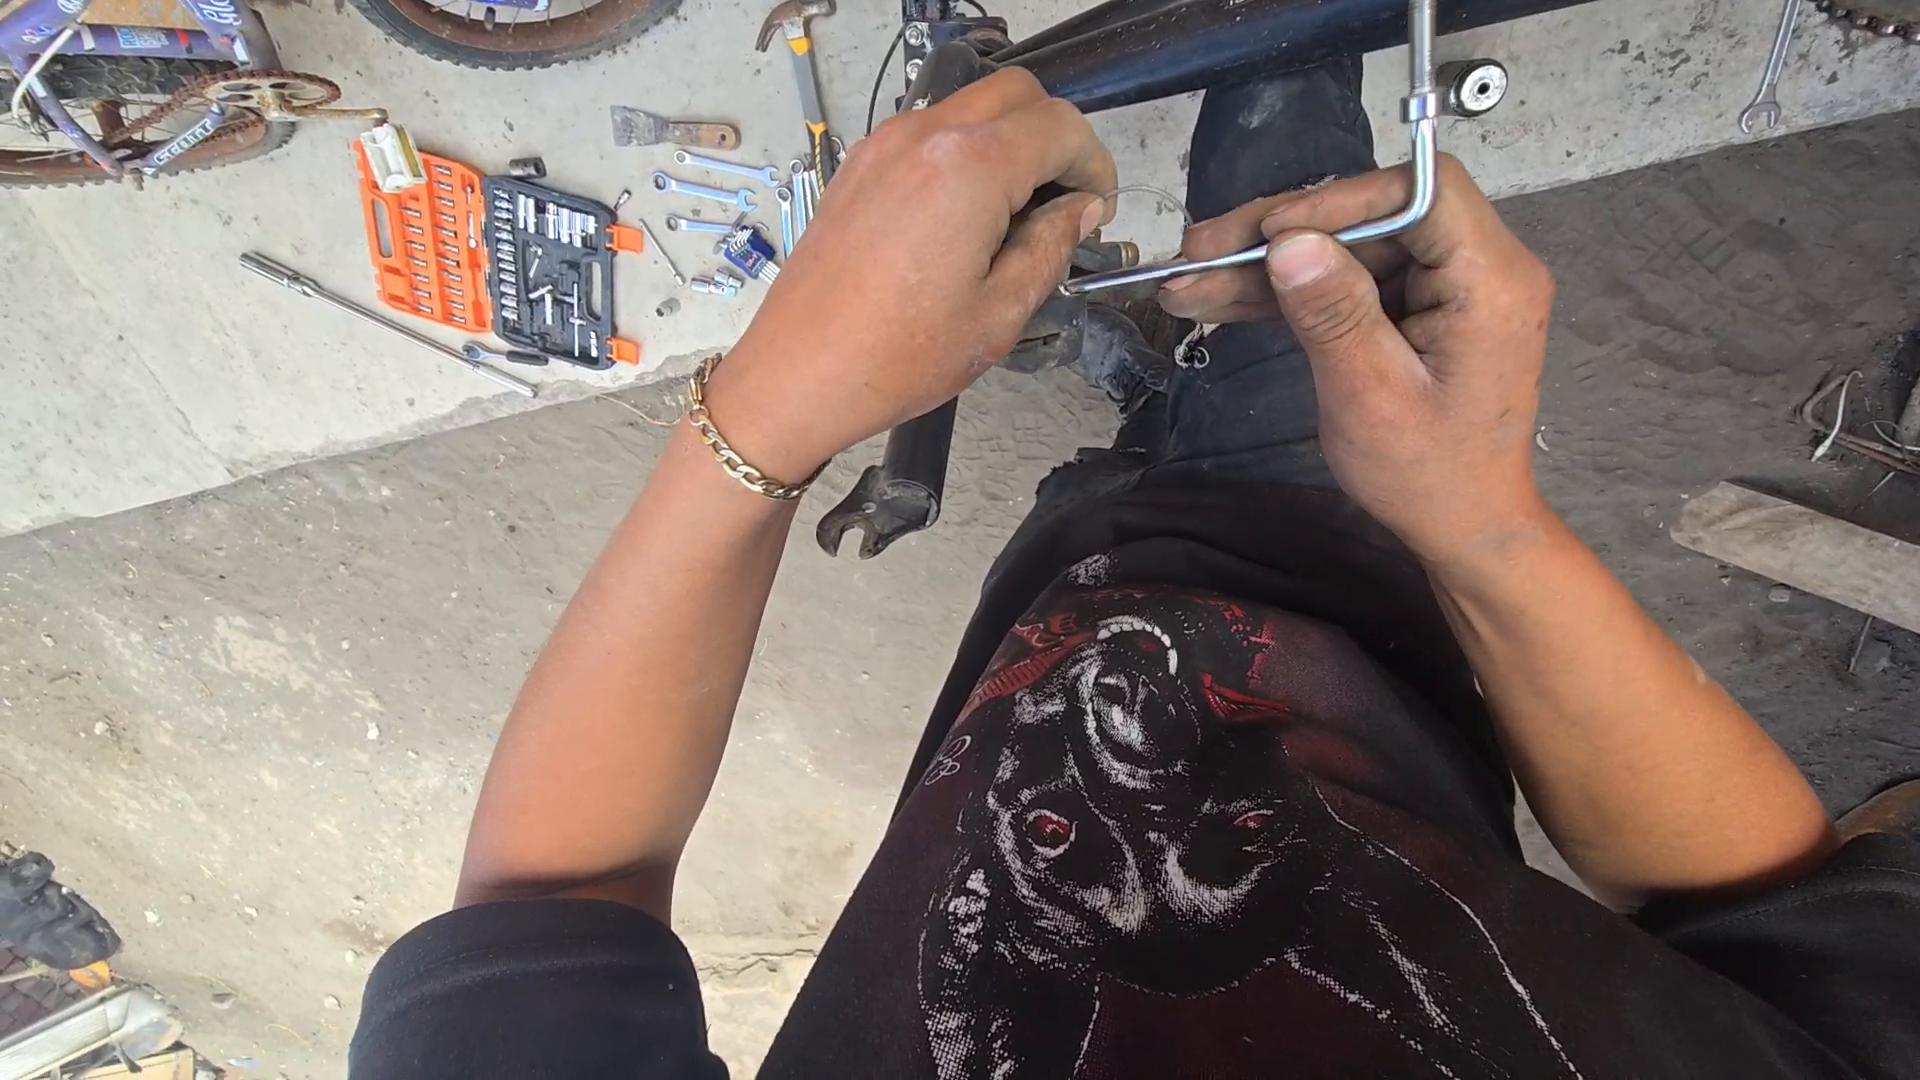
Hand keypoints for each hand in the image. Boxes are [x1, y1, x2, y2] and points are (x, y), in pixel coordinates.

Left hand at [700, 69, 1115, 483]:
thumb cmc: (895, 359)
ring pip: (969, 110)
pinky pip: (928, 137)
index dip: (1094, 162)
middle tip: (1065, 203)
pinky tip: (965, 219)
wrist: (799, 375)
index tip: (1098, 205)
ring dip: (1008, 145)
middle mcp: (923, 138)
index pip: (1058, 126)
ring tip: (1014, 219)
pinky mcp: (858, 170)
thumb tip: (1079, 211)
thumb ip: (1048, 250)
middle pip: (1016, 96)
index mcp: (968, 169)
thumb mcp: (996, 317)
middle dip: (1056, 139)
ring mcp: (882, 147)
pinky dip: (963, 157)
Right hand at [1156, 155, 1556, 563]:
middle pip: (1368, 220)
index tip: (1266, 233)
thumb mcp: (1369, 396)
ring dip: (1265, 268)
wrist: (1457, 523)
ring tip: (1190, 279)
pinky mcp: (1407, 313)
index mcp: (1487, 280)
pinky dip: (1285, 296)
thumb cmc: (1423, 472)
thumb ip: (1333, 314)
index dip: (1338, 200)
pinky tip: (1223, 301)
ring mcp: (1436, 291)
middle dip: (1278, 235)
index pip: (1420, 193)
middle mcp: (1471, 269)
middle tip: (1199, 251)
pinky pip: (1342, 288)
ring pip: (1343, 254)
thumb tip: (1287, 243)